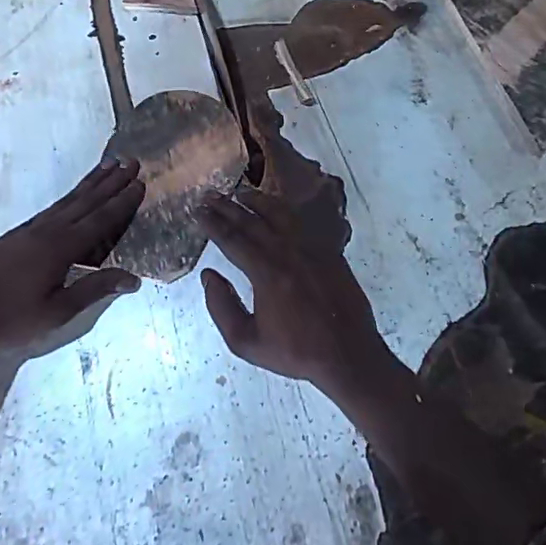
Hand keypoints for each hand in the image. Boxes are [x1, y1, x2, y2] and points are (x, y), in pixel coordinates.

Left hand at [0, 158, 144, 359]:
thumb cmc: (9, 320)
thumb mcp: (57, 311)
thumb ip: (94, 289)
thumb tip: (133, 279)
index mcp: (62, 247)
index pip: (100, 219)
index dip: (122, 202)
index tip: (140, 182)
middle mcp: (48, 230)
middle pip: (86, 201)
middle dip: (111, 182)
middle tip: (131, 161)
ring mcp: (28, 230)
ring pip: (67, 200)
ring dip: (90, 183)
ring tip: (107, 166)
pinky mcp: (14, 236)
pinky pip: (51, 208)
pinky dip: (69, 197)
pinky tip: (71, 198)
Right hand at [197, 183, 393, 400]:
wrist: (348, 352)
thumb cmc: (296, 351)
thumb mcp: (247, 342)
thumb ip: (222, 307)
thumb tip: (208, 275)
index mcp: (267, 273)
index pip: (233, 239)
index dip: (213, 223)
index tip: (198, 210)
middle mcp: (288, 252)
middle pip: (253, 222)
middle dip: (228, 207)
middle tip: (210, 195)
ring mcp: (311, 247)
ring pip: (280, 214)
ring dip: (258, 201)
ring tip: (241, 193)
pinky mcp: (328, 249)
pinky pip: (301, 222)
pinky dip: (284, 210)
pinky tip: (276, 208)